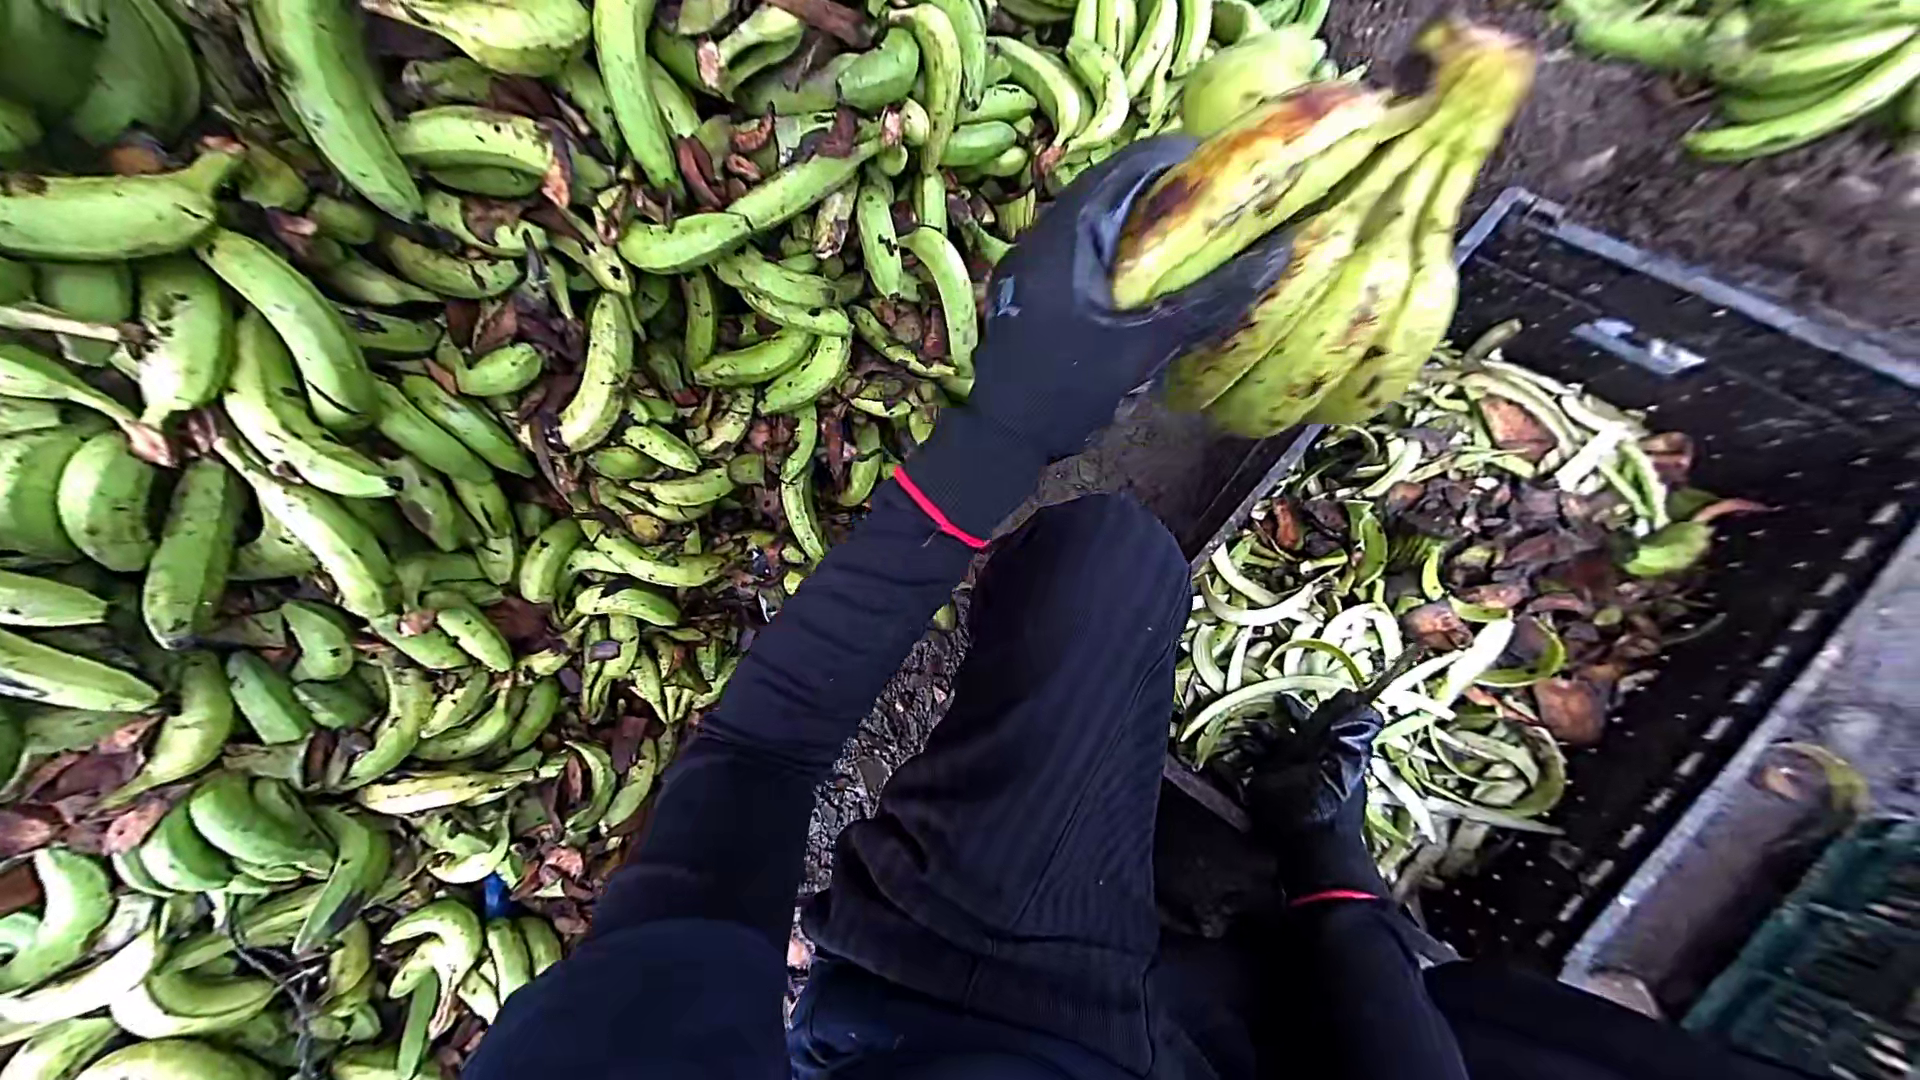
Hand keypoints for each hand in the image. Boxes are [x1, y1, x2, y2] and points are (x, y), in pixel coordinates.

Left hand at [971, 136, 1295, 461]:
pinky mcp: (1029, 292)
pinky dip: (1114, 255)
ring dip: (1137, 226)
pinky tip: (1142, 279)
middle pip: (1110, 192)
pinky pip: (1079, 255)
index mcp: (1063, 236)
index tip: (1225, 166)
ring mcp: (1029, 266)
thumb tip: (1276, 255)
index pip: (1126, 166)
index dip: (1179, 157)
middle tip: (1214, 205)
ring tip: (1186, 237)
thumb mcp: (1140, 348)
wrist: (1004, 437)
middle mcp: (1040, 238)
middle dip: (1163, 195)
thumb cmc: (1067, 390)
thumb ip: (1204, 303)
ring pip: (1093, 225)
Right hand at [1213, 690, 1390, 902]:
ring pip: (1269, 740)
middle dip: (1278, 714)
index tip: (1293, 691)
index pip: (1321, 721)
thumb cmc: (1327, 803)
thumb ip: (1352, 737)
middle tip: (1265, 701)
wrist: (1307, 843)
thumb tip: (1370, 706)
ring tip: (1250, 726)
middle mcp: (1307, 756)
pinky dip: (1243, 748)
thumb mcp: (1345, 765)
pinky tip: (1240, 745)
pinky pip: (1250, 757)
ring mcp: (1284, 768)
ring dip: (1258, 730)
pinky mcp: (1263, 781)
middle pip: (1292, 728)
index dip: (1308, 707)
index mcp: (1328, 750)